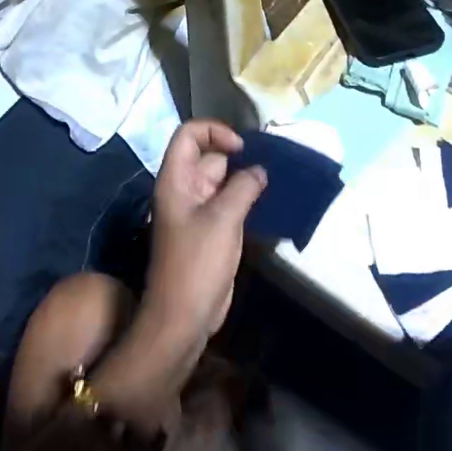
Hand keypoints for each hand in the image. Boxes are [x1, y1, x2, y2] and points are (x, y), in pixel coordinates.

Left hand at [143, 119, 266, 346]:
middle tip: (271, 161)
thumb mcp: (223, 219)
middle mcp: (185, 190)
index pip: (189, 136)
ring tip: (275, 177)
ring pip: (223, 178)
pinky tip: (269, 199)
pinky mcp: (212, 229)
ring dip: (246, 175)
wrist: (183, 317)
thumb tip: (260, 170)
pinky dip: (247, 195)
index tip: (242, 149)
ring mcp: (198, 210)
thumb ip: (244, 187)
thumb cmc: (197, 264)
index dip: (215, 132)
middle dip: (239, 154)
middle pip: (210, 155)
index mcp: (176, 181)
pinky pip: (230, 200)